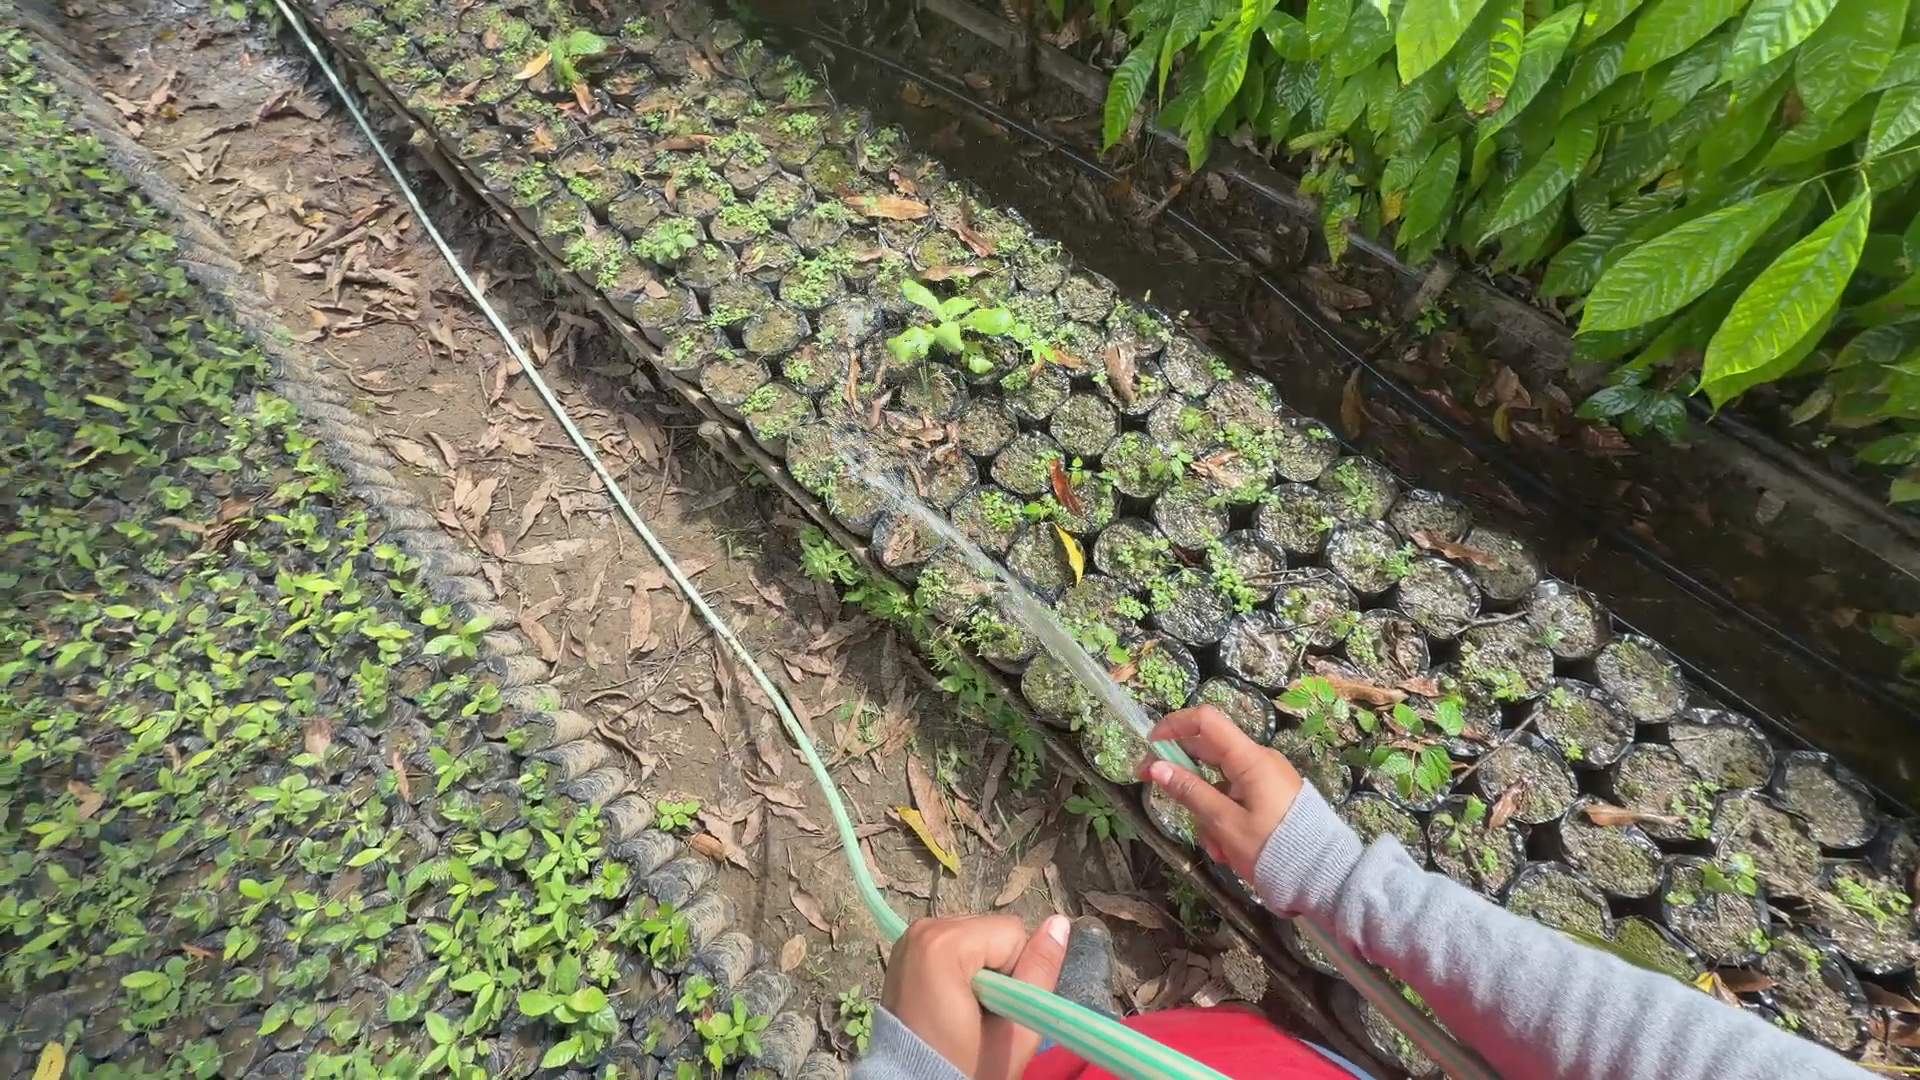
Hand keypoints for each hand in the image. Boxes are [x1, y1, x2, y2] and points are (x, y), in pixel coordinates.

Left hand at [881, 914, 1069, 1079]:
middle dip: (997, 969)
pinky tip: (949, 1000)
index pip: (1012, 934)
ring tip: (963, 1010)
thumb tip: (1060, 921)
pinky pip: (954, 942)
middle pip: (991, 931)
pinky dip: (960, 967)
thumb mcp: (1014, 1031)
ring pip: (975, 935)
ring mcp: (912, 935)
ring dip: (979, 968)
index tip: (996, 1011)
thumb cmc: (967, 1068)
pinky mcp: (908, 947)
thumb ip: (1040, 972)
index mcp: (944, 942)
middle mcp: (925, 926)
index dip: (1016, 976)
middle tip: (979, 1015)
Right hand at [1137, 705, 1303, 881]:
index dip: (1174, 726)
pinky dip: (1225, 818)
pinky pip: (1238, 797)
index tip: (1151, 748)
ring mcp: (1268, 780)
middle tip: (1160, 797)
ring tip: (1215, 848)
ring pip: (1221, 782)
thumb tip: (1156, 766)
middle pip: (1209, 752)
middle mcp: (1260, 761)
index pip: (1206, 720)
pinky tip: (1228, 850)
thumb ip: (1189, 792)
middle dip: (1185, 778)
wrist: (1330, 882)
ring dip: (1207, 810)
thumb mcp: (1225, 824)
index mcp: (1250, 759)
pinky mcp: (1274, 799)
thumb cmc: (1276, 849)